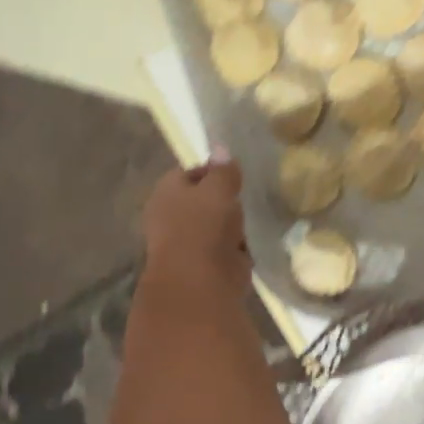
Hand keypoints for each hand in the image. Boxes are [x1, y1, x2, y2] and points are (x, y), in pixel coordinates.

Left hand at [140, 153, 249, 298]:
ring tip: (256, 217)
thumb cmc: (203, 226)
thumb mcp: (218, 191)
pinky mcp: (205, 259)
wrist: (200, 277)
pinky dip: (239, 242)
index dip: (215, 171)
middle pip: (203, 198)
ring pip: (216, 222)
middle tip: (251, 196)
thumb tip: (222, 146)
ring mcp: (188, 238)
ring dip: (234, 221)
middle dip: (225, 198)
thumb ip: (223, 171)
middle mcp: (172, 212)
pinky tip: (254, 240)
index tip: (240, 175)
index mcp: (167, 191)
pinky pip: (226, 244)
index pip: (191, 172)